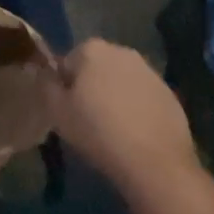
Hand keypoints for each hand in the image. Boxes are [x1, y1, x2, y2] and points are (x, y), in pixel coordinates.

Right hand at [42, 39, 199, 190]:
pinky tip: (135, 135)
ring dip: (116, 97)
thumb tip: (43, 71)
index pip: (68, 62)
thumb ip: (45, 85)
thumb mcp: (57, 112)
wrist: (155, 163)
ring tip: (113, 130)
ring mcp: (150, 72)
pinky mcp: (170, 94)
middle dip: (92, 87)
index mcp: (92, 49)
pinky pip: (144, 98)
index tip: (68, 110)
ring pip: (122, 82)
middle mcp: (123, 51)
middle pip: (97, 67)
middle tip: (88, 120)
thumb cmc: (98, 132)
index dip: (65, 87)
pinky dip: (138, 109)